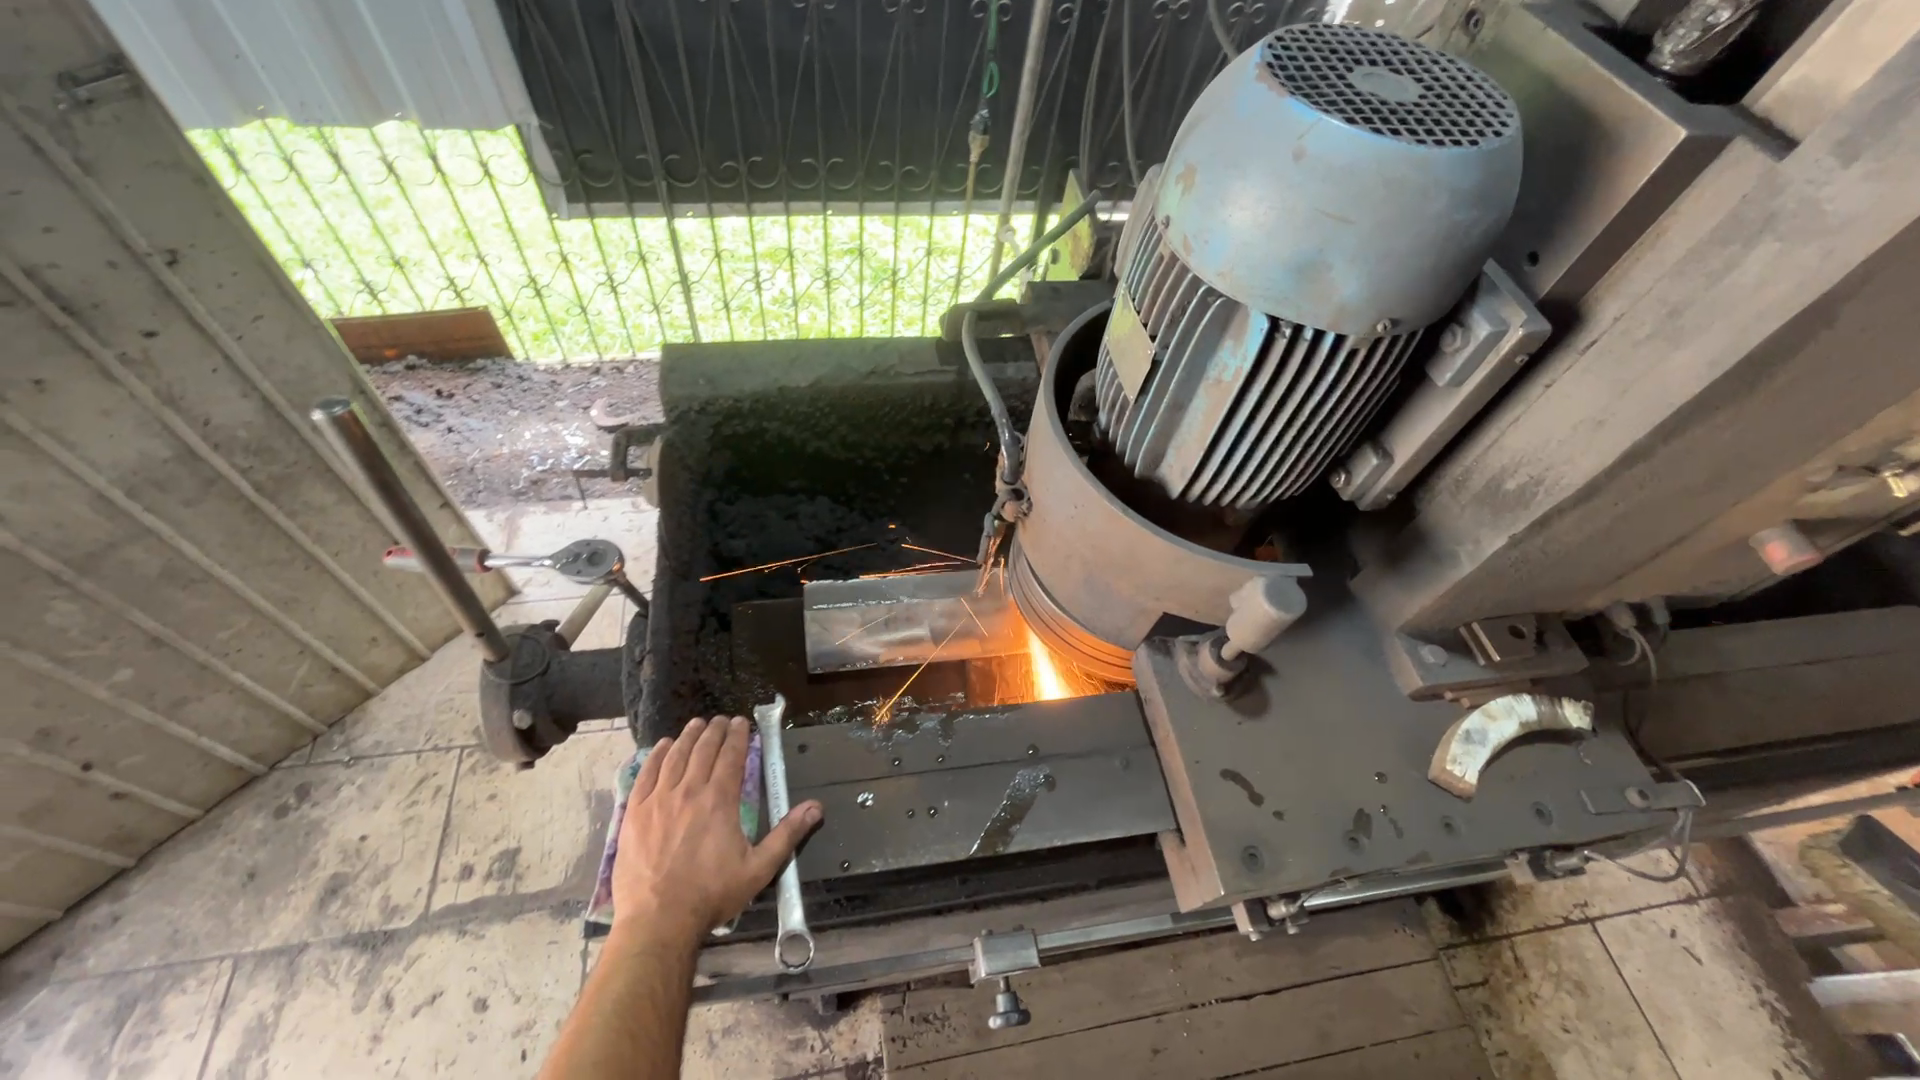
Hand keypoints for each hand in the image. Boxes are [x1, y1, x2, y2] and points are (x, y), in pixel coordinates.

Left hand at [611, 716, 822, 943]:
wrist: (659, 920)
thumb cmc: (712, 895)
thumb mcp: (759, 868)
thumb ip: (788, 834)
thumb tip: (816, 807)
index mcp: (720, 801)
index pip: (731, 756)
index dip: (738, 736)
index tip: (742, 722)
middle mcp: (689, 791)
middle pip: (703, 750)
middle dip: (715, 731)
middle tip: (722, 720)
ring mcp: (658, 800)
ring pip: (675, 756)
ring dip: (688, 736)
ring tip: (696, 724)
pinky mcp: (635, 813)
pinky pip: (646, 774)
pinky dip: (656, 755)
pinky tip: (663, 746)